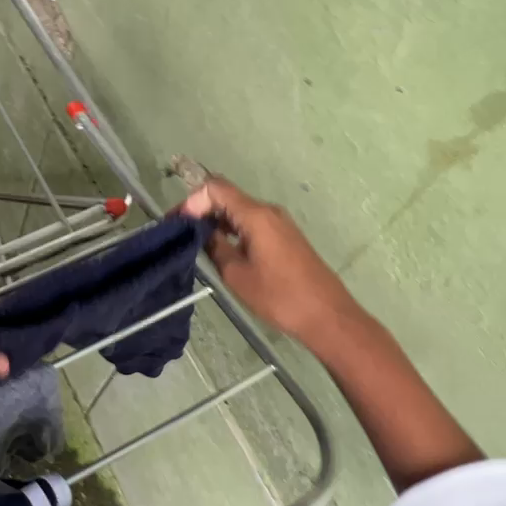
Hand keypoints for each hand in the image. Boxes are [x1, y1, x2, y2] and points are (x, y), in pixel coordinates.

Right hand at [182, 176, 360, 345]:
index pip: (215, 189)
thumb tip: (201, 233)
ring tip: (196, 242)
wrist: (328, 317)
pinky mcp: (285, 237)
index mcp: (255, 215)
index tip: (177, 223)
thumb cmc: (280, 296)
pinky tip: (223, 249)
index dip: (191, 201)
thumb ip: (215, 247)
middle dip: (200, 210)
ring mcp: (279, 223)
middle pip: (226, 196)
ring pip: (239, 210)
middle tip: (180, 232)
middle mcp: (268, 211)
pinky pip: (252, 222)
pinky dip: (233, 229)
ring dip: (216, 221)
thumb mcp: (236, 274)